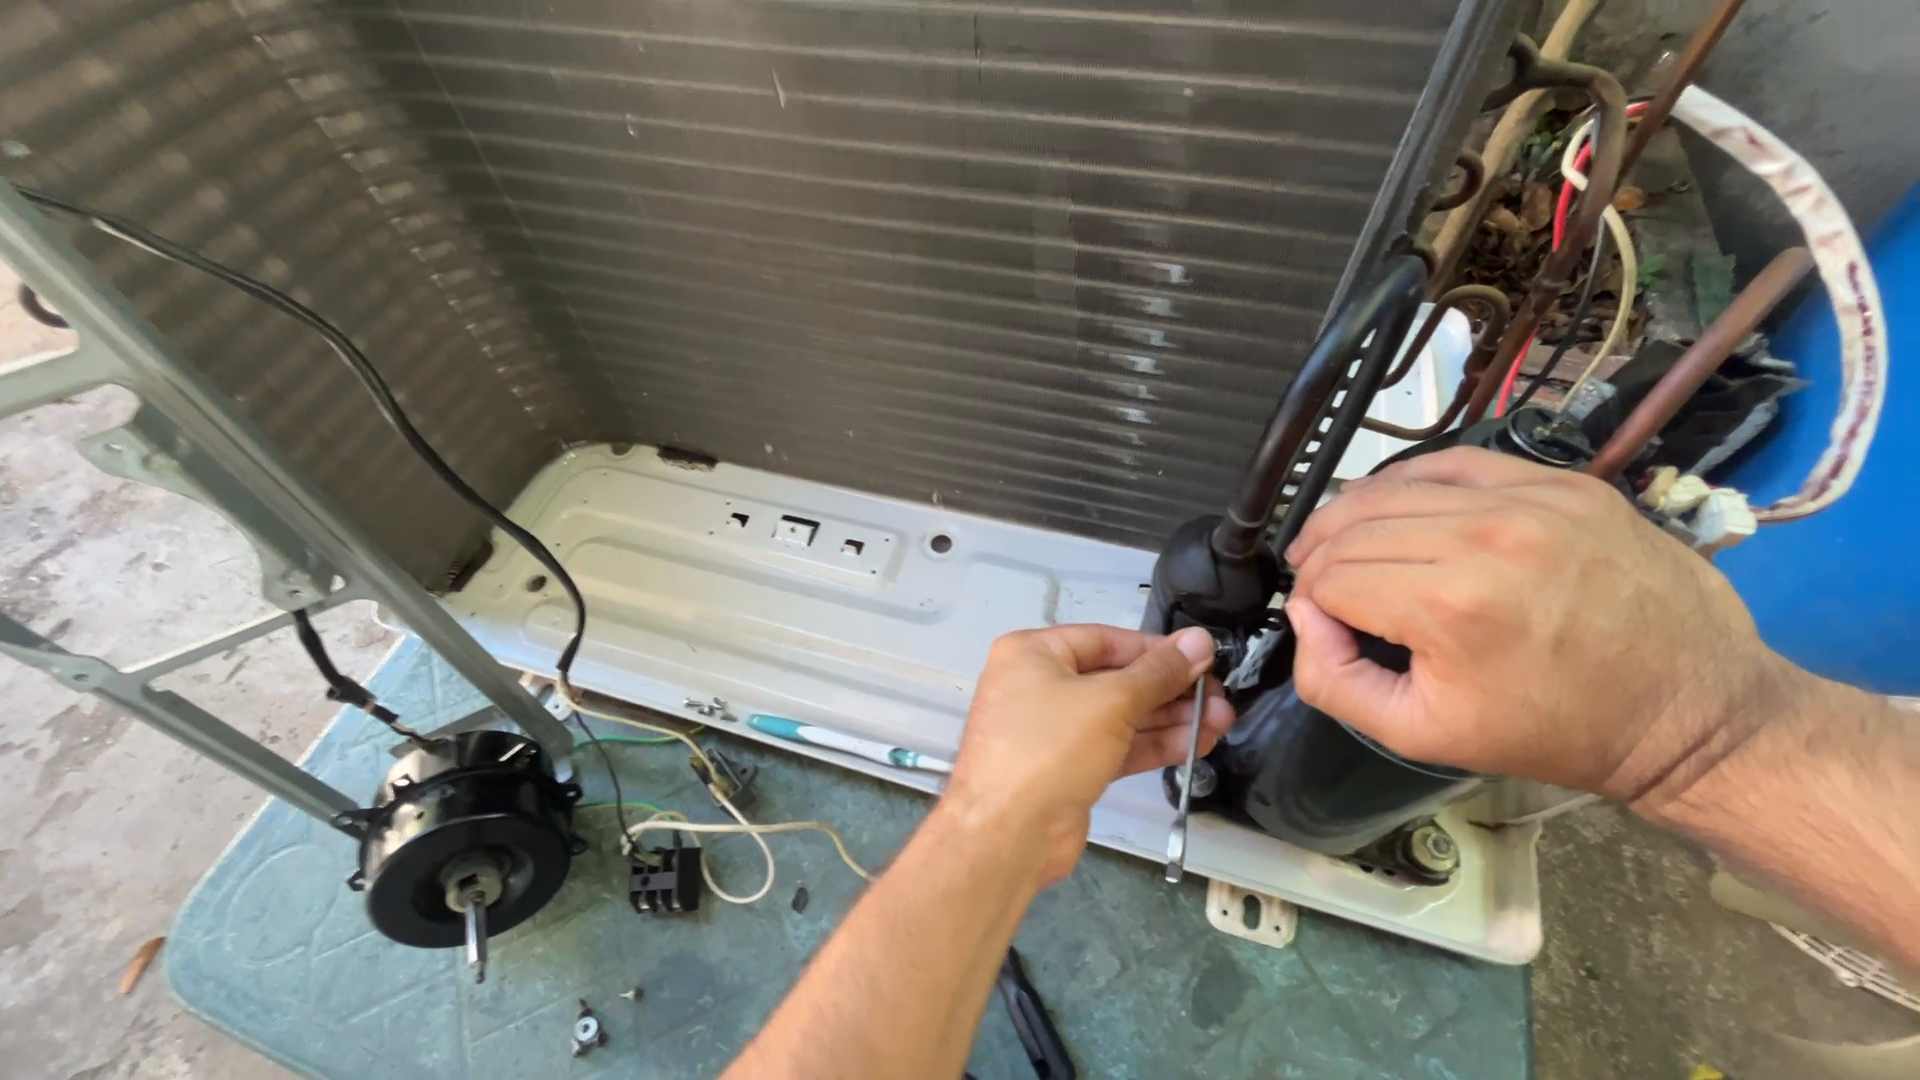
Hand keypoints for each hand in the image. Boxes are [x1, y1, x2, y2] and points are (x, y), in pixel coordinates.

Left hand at [945, 625, 1234, 886]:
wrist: (1007, 835)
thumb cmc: (1050, 748)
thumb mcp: (1110, 701)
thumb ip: (1159, 673)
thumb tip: (1200, 640)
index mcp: (1032, 653)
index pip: (1105, 639)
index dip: (1155, 649)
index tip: (1200, 658)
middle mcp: (1038, 685)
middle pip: (1115, 678)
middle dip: (1169, 690)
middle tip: (1218, 697)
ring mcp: (1052, 730)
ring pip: (1119, 716)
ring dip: (1168, 719)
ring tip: (1219, 722)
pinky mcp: (1067, 768)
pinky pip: (1114, 746)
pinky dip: (1151, 745)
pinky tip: (1194, 744)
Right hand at [1283, 447, 1781, 803]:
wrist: (1690, 713)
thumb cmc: (1549, 731)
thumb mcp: (1417, 734)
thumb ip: (1332, 680)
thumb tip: (1305, 616)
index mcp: (1446, 606)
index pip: (1330, 579)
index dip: (1308, 603)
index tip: (1321, 625)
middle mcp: (1482, 537)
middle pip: (1351, 528)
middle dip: (1318, 558)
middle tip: (1317, 585)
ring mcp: (1529, 500)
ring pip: (1391, 488)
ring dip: (1347, 517)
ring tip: (1336, 542)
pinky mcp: (1562, 483)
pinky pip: (1452, 463)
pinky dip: (1405, 481)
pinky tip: (1391, 504)